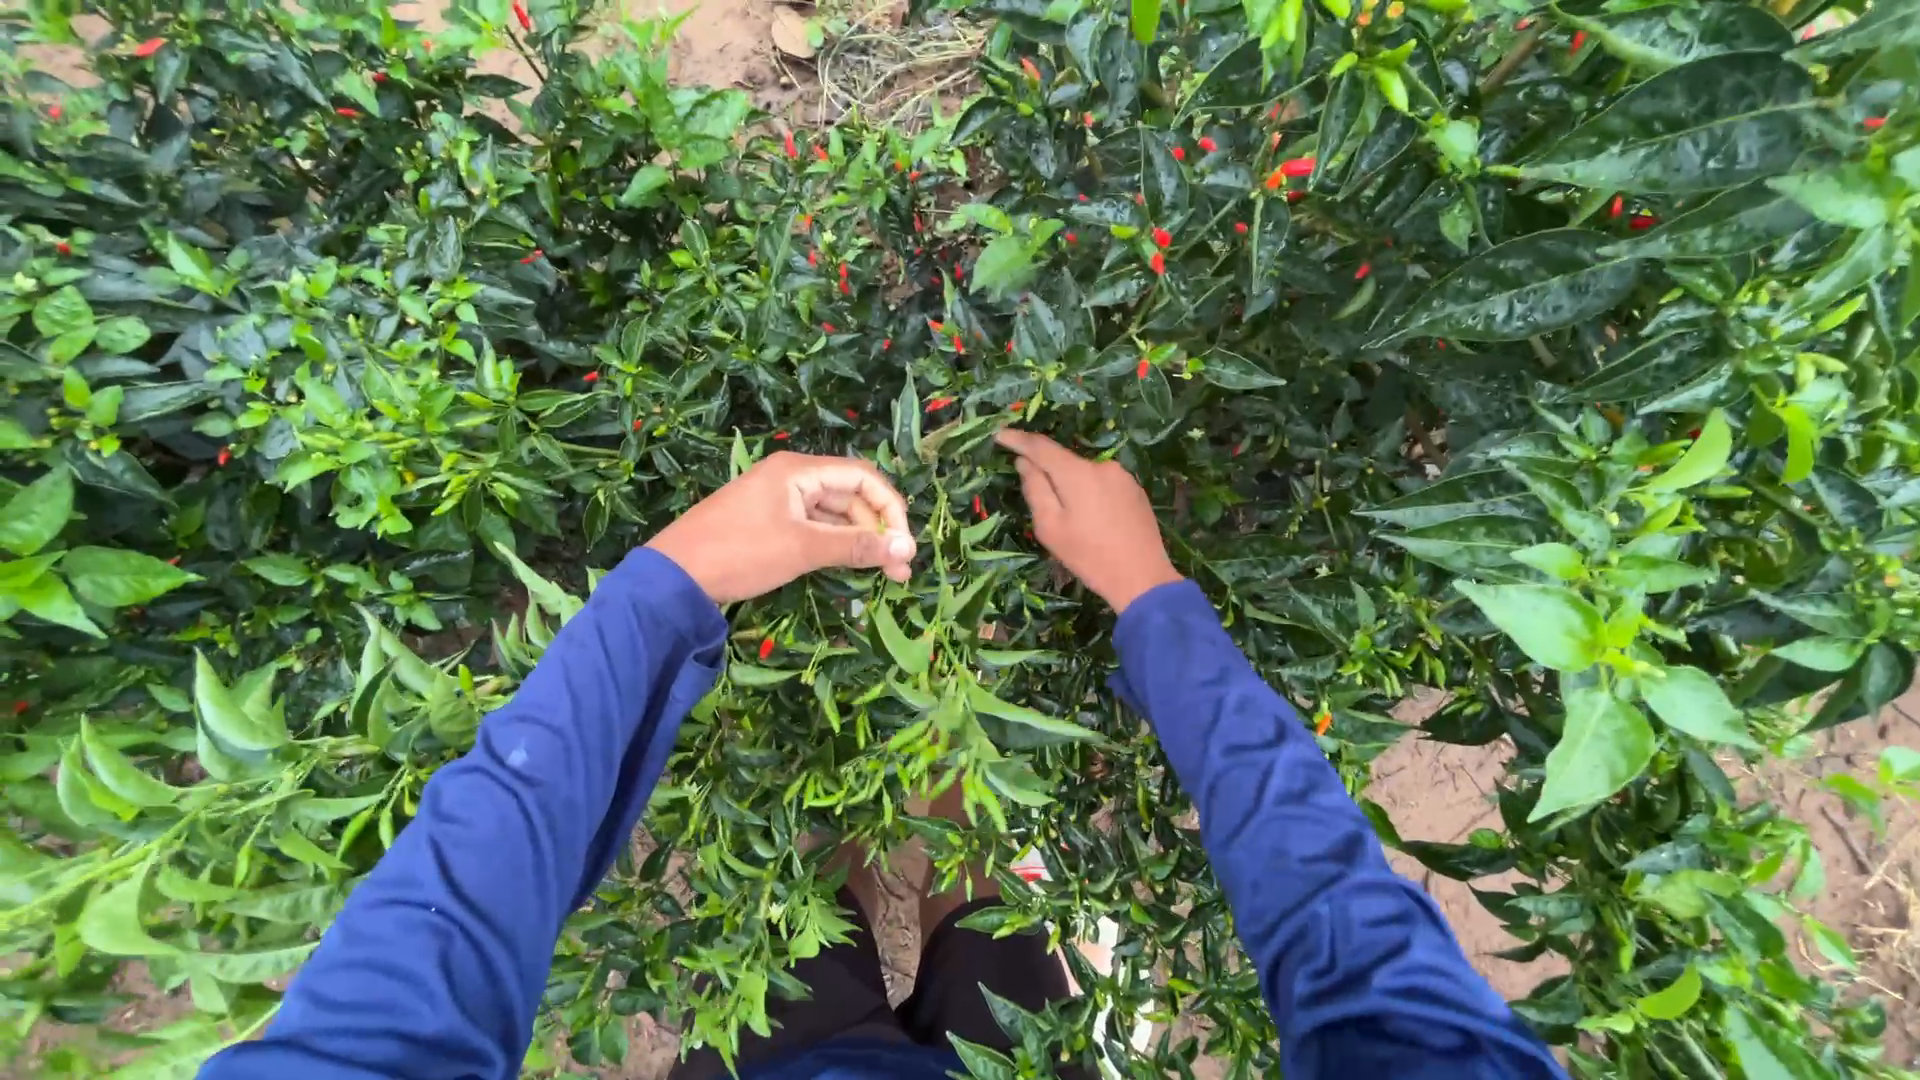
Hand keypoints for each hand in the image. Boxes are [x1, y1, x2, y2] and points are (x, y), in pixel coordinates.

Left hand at [645, 452, 915, 604]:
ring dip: (860, 542)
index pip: (864, 478)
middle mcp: (792, 478)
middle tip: (899, 570)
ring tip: (884, 575)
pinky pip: (815, 529)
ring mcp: (779, 501)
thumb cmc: (740, 553)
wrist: (674, 578)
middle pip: (851, 497)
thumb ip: (856, 546)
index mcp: (799, 470)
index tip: (906, 545)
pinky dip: (836, 546)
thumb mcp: (803, 549)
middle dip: (879, 531)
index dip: (891, 509)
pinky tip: (851, 568)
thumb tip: (907, 549)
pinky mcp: (770, 523)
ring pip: (834, 516)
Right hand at [995, 428, 1180, 614]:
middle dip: (1047, 474)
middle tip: (1040, 505)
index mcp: (1077, 473)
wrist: (1142, 578)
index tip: (999, 435)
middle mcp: (1101, 465)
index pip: (1040, 446)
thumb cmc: (1089, 556)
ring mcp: (1122, 476)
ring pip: (1083, 474)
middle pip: (1063, 461)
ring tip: (1074, 522)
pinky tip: (1094, 521)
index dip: (1018, 440)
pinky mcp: (1134, 489)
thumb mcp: (1050, 528)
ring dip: (1070, 487)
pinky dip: (1089, 494)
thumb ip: (1035, 489)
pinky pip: (1101, 483)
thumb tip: (1025, 462)